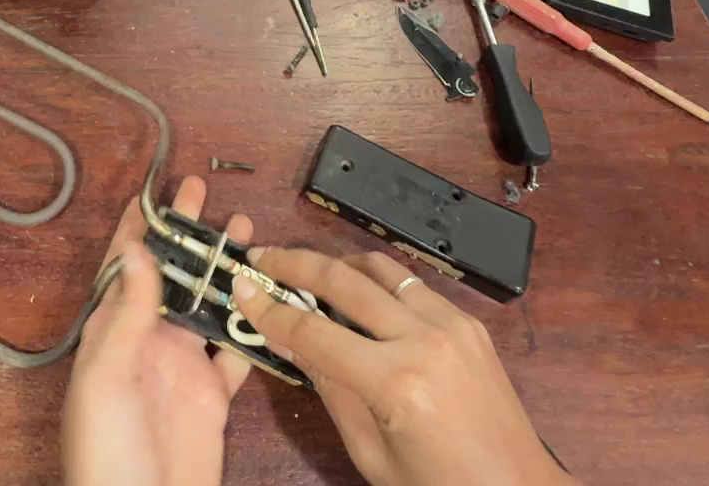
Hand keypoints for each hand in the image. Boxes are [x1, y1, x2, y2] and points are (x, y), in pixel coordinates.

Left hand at [62, 176, 253, 485]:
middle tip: (205, 191)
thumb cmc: (105, 454)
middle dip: (188, 234)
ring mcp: (182, 366)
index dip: (141, 227)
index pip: (126, 265)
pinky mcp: (212, 395)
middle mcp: (148, 340)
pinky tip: (269, 301)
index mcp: (114, 331)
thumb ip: (126, 315)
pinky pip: (236, 351)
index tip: (156, 191)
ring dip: (224, 269)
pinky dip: (253, 326)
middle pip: (171, 274)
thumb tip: (136, 249)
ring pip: (207, 303)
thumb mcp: (106, 378)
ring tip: (245, 232)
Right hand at [231, 247, 574, 485]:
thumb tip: (286, 335)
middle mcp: (423, 340)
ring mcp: (451, 323)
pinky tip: (358, 290)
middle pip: (343, 279)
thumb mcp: (371, 453)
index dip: (270, 308)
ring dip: (335, 261)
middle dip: (294, 262)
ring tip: (304, 266)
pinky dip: (375, 279)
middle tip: (261, 256)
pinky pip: (409, 283)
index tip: (241, 285)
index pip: (315, 331)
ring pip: (377, 267)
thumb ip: (328, 386)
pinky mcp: (467, 320)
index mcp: (397, 384)